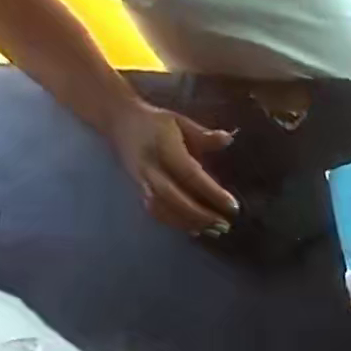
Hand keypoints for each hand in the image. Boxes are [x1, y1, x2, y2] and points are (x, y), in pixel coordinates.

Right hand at [105, 100, 239, 234]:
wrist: (117, 120)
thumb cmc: (156, 122)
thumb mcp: (180, 122)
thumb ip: (204, 135)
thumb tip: (229, 138)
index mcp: (162, 147)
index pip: (189, 174)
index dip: (211, 192)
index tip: (233, 206)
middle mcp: (149, 166)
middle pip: (173, 196)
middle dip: (200, 214)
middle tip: (225, 225)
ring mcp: (141, 180)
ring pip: (163, 208)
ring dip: (190, 222)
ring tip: (215, 230)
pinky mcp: (138, 189)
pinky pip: (155, 211)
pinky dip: (176, 223)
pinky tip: (196, 230)